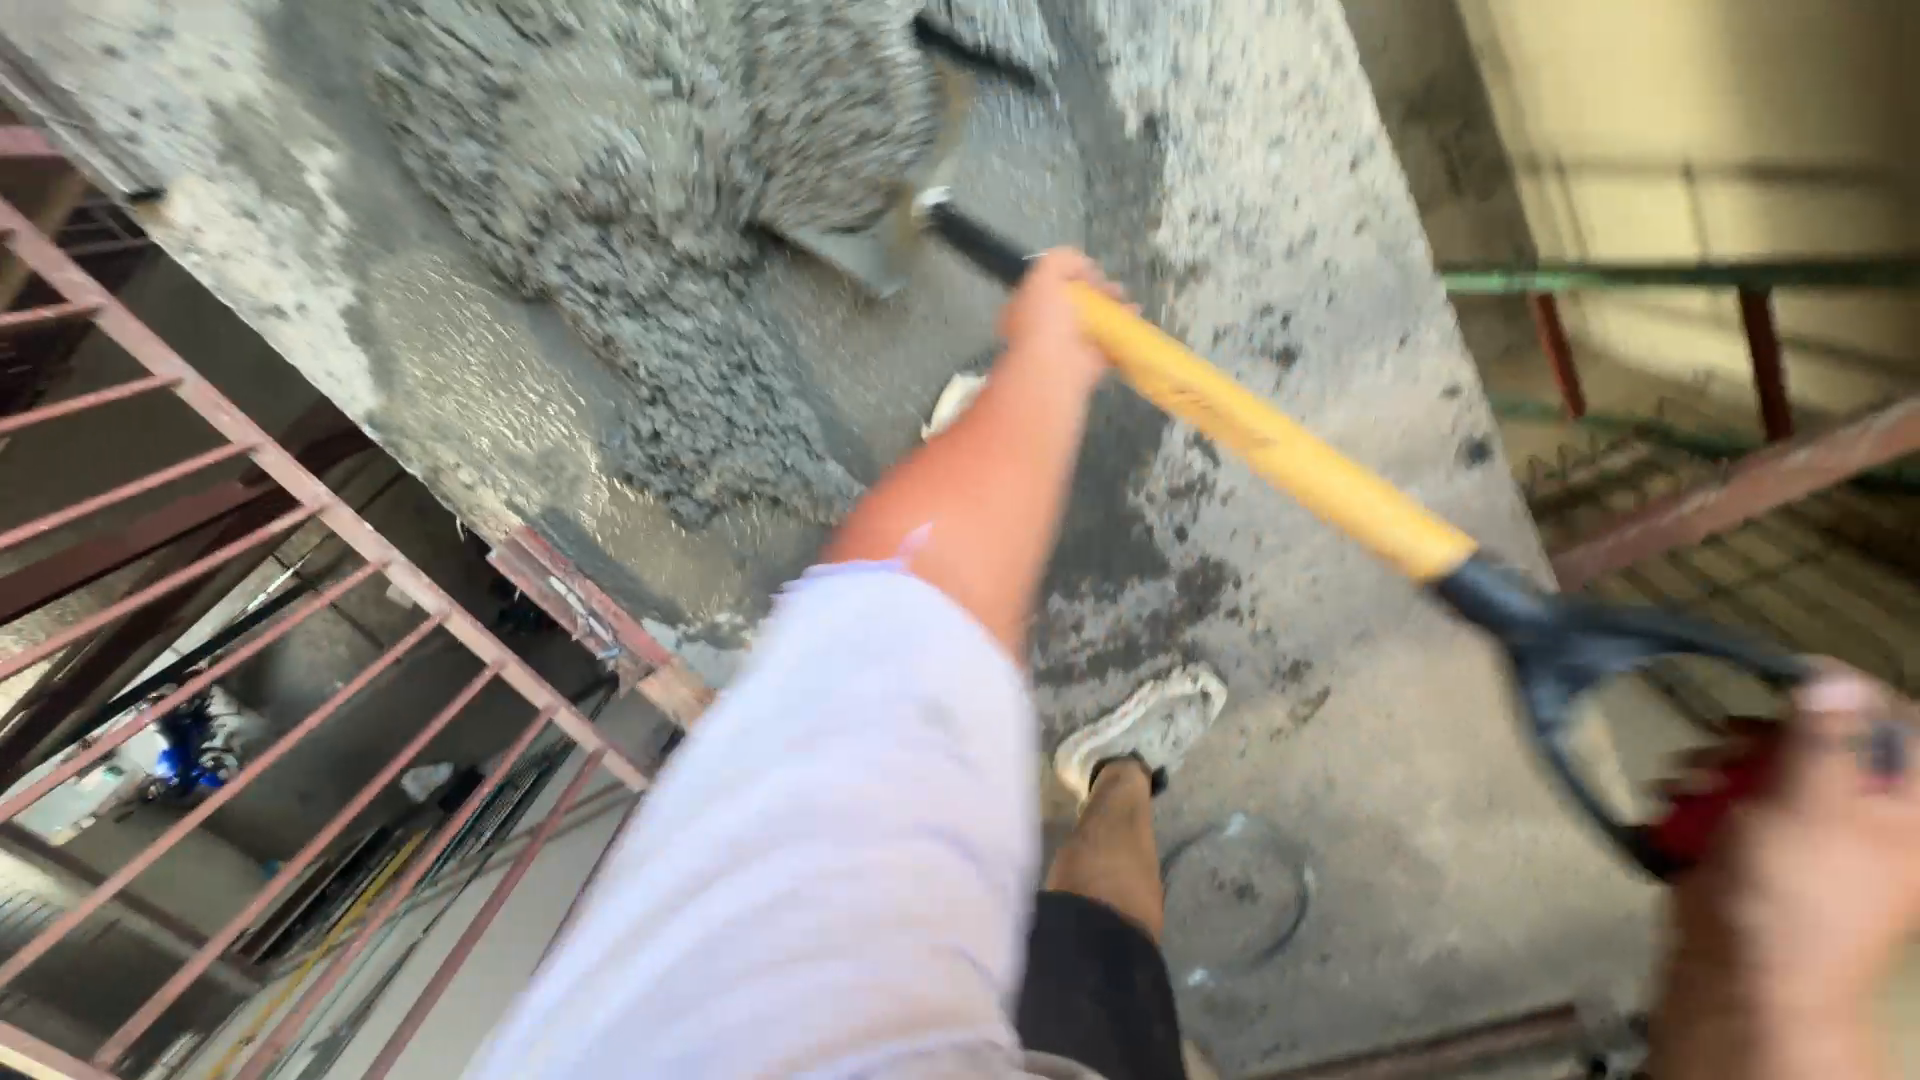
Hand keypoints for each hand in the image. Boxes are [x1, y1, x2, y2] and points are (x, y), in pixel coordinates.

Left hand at [996, 249, 1129, 392]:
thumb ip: (1061, 260)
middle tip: (1113, 286)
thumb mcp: (1044, 275)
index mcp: (1028, 307)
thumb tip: (1083, 265)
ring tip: (1126, 300)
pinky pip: (1109, 343)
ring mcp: (1068, 348)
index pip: (1050, 286)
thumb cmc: (1043, 321)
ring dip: (1113, 309)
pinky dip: (1124, 330)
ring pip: (1094, 323)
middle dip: (1097, 291)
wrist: (1054, 368)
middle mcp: (1045, 328)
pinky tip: (1134, 316)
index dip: (1071, 275)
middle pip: (1076, 304)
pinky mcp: (1089, 364)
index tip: (1089, 270)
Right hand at [1653, 664, 1919, 1076]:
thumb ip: (1821, 742)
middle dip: (1755, 739)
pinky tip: (1675, 800)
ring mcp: (1800, 829)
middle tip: (1725, 746)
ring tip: (1688, 783)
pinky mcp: (1749, 840)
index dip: (1848, 697)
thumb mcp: (1810, 807)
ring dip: (1711, 766)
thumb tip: (1833, 677)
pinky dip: (1693, 793)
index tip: (1787, 677)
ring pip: (1755, 767)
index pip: (1895, 729)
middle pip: (1812, 743)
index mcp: (1902, 809)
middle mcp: (1859, 814)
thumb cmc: (1792, 889)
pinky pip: (1722, 797)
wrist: (1741, 963)